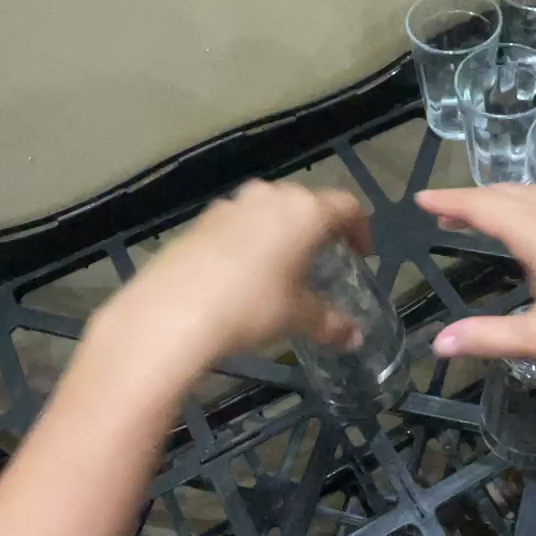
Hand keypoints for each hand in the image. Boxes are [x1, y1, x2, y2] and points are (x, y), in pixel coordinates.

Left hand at [94, 181, 369, 368]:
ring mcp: (231, 205)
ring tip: (283, 265)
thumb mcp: (298, 318)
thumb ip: (331, 324)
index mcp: (305, 212)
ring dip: (282, 232)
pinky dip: (250, 240)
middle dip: (319, 229)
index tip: (362, 254)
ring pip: (268, 211)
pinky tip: (244, 273)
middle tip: (324, 258)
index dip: (360, 229)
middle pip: (306, 203)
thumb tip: (355, 338)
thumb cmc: (252, 306)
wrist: (173, 311)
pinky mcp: (200, 222)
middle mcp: (270, 197)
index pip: (346, 207)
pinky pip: (238, 224)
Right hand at [416, 185, 535, 381]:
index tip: (422, 199)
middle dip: (473, 200)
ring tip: (481, 216)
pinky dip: (532, 204)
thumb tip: (437, 343)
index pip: (483, 207)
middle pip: (509, 194)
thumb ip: (488, 337)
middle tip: (445, 213)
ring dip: (504, 199)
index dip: (450, 202)